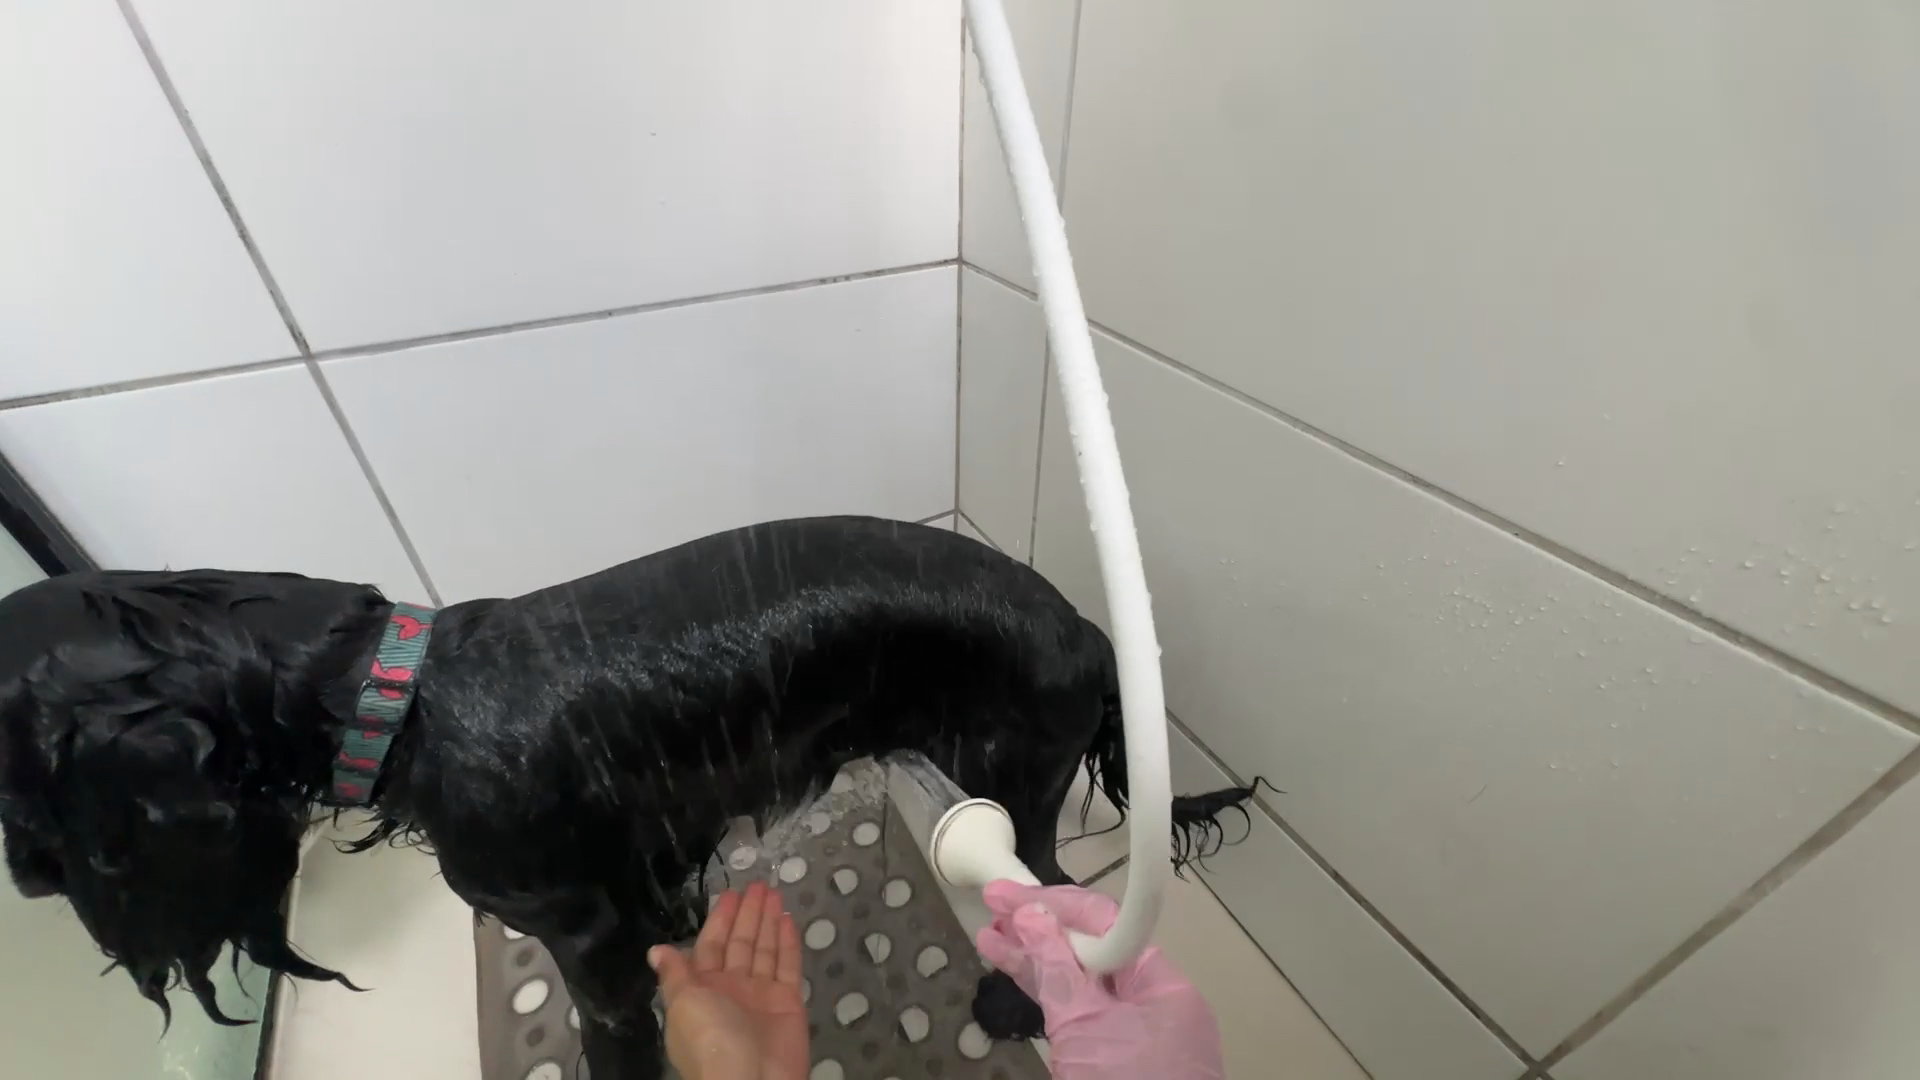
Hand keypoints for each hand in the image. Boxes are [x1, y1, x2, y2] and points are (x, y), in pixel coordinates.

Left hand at [649, 882, 810, 1079]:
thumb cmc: (711, 1041)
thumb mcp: (684, 1005)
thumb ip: (676, 974)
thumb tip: (655, 950)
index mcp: (703, 991)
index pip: (712, 945)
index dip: (720, 919)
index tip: (731, 893)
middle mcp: (732, 989)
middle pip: (740, 943)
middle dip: (748, 914)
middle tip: (758, 884)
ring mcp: (761, 995)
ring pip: (764, 949)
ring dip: (768, 921)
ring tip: (774, 893)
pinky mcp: (788, 1001)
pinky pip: (787, 965)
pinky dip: (788, 942)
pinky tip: (788, 920)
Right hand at [976, 881, 1224, 1079]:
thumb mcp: (1084, 1026)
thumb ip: (1056, 967)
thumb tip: (1032, 914)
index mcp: (1163, 986)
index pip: (1105, 923)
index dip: (1054, 903)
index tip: (1009, 895)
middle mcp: (1150, 1002)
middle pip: (1090, 947)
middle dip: (1038, 926)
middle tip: (991, 904)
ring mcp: (1130, 1033)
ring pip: (1077, 979)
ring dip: (1032, 956)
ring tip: (987, 935)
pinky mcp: (1109, 1058)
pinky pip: (1075, 1011)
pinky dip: (1043, 990)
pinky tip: (1007, 967)